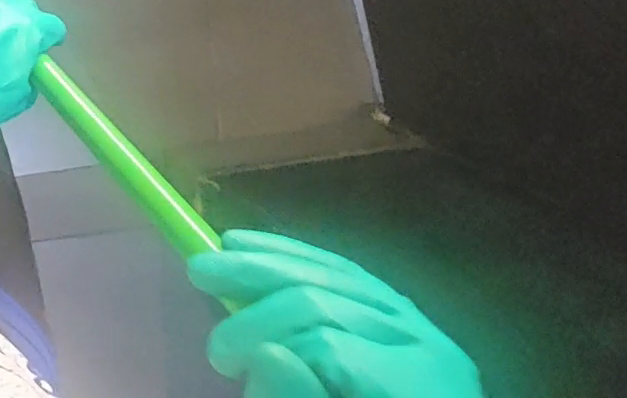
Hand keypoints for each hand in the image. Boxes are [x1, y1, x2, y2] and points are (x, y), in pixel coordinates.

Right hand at [187, 230, 481, 397]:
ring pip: (326, 270)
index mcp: (418, 388)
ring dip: (259, 261)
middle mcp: (427, 345)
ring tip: (209, 263)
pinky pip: (335, 266)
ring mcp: (414, 321)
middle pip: (324, 296)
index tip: (221, 361)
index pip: (328, 342)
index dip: (264, 337)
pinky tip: (244, 244)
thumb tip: (265, 354)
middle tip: (199, 285)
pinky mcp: (395, 307)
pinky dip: (286, 253)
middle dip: (252, 288)